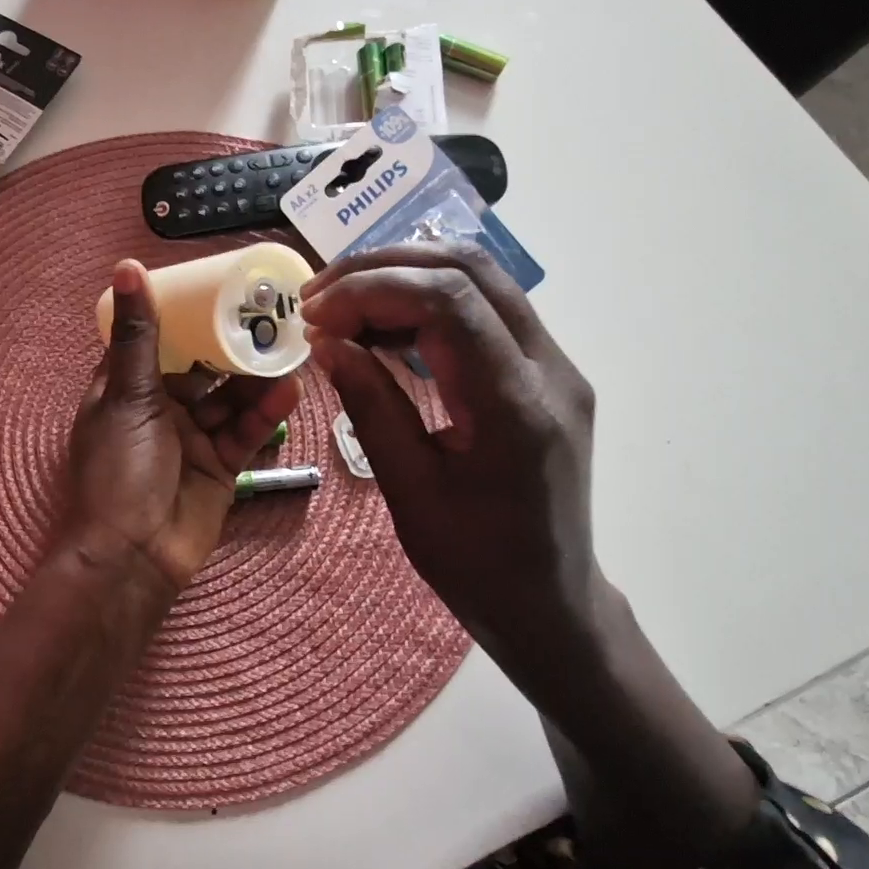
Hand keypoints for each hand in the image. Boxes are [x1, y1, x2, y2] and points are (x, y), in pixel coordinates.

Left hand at [66, 260, 301, 588]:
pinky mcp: (220, 465)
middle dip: (231, 345)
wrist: (136, 555)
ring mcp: (190, 438)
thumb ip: (138, 336)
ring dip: (255, 377)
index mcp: (123, 389)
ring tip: (291, 348)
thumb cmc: (121, 470)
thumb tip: (127, 267)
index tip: (220, 287)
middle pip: (200, 367)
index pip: (154, 340)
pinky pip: (245, 431)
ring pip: (228, 398)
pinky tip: (289, 392)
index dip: (183, 315)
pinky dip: (264, 414)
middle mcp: (157, 409)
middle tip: (273, 313)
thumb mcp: (128, 396)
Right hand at [300, 243, 600, 660]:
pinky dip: (425, 305)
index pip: (449, 301)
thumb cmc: (474, 562)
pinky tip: (379, 328)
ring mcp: (554, 367)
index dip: (371, 290)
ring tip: (339, 308)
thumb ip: (371, 407)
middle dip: (383, 269)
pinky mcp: (543, 374)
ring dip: (403, 279)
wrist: (547, 599)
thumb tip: (328, 343)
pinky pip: (484, 312)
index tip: (313, 315)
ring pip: (480, 280)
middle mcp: (549, 369)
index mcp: (515, 406)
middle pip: (469, 270)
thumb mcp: (409, 491)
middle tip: (317, 298)